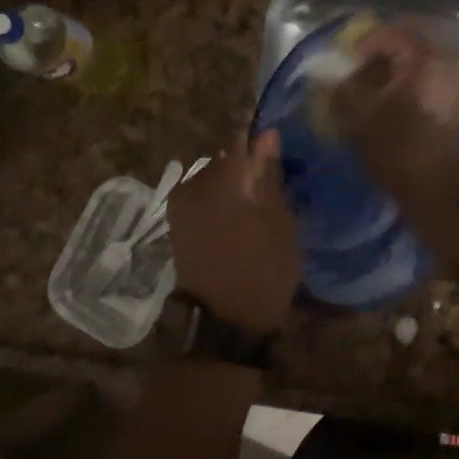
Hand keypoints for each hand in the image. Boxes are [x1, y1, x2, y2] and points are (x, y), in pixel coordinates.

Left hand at [167, 130, 299, 333]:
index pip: (241, 140)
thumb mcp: (279, 222)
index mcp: (220, 180)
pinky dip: (222, 203)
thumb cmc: (262, 271)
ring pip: (214, 180)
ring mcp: (180, 205)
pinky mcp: (177, 224)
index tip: (280, 155)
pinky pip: (203, 199)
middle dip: (248, 167)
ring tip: (259, 206)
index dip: (262, 144)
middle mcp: (192, 185)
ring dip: (235, 187)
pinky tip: (241, 221)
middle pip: (225, 160)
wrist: (223, 324)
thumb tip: (267, 135)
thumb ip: (269, 175)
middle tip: (275, 184)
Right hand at [330, 24, 458, 203]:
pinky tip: (383, 105)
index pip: (391, 33)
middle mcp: (445, 64)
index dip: (363, 43)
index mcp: (426, 60)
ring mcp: (452, 84)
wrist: (435, 191)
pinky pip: (421, 81)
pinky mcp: (451, 103)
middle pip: (404, 47)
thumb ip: (343, 86)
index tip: (343, 61)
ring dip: (387, 74)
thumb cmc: (396, 149)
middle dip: (375, 58)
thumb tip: (331, 72)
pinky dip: (400, 86)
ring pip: (412, 65)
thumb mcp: (359, 115)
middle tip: (351, 74)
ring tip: (364, 92)